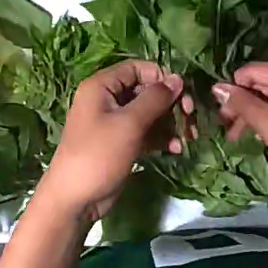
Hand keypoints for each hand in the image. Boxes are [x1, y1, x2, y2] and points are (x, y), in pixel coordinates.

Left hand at [36, 60, 186, 222]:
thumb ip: (155, 98)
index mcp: (101, 86)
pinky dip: (161, 138)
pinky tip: (175, 149)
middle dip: (171, 103)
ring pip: (149, 113)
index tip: (183, 92)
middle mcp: (107, 100)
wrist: (76, 199)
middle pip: (146, 90)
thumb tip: (177, 78)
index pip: (137, 68)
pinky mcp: (121, 143)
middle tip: (191, 117)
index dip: (161, 76)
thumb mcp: (129, 123)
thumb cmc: (98, 155)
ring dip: (170, 122)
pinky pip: (146, 132)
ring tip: (188, 137)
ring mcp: (114, 123)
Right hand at [213, 61, 267, 198]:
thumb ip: (242, 103)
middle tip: (227, 129)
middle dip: (242, 104)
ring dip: (255, 113)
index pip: (248, 71)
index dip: (232, 92)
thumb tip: (216, 87)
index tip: (223, 116)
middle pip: (260, 82)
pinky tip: (261, 133)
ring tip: (239, 136)